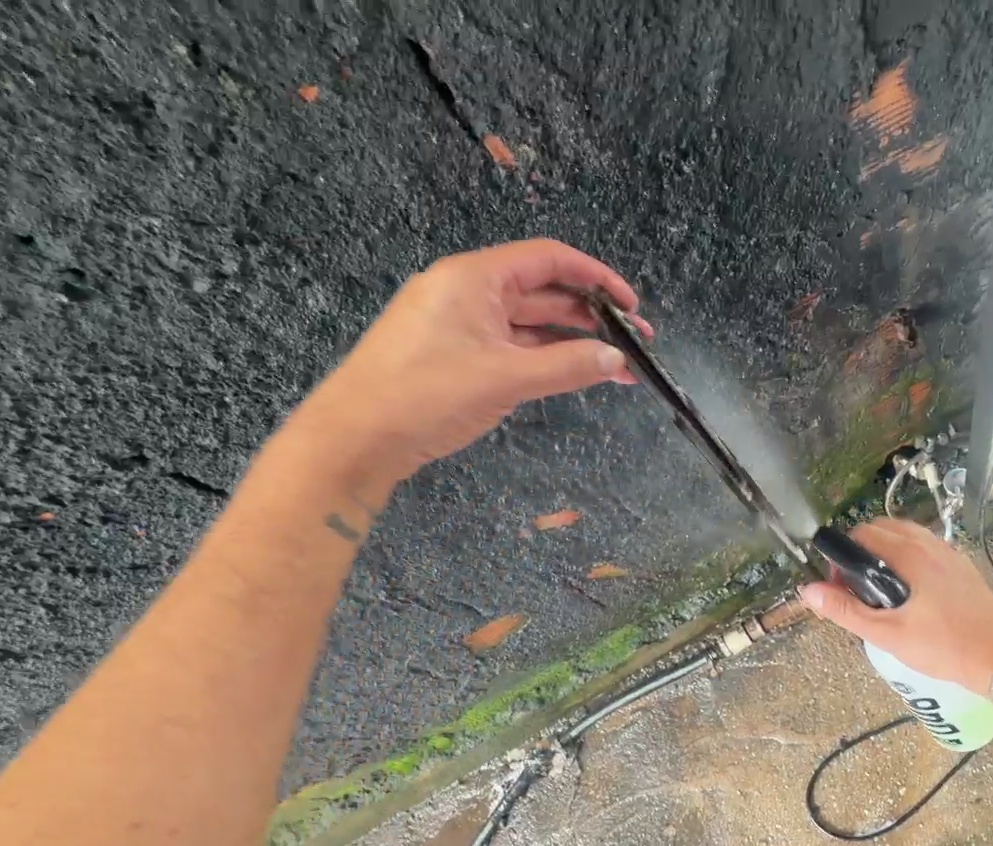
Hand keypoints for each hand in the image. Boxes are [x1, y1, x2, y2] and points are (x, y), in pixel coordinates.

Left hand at [276, 238, 651, 497]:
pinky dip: (549, 359)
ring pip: (533, 324)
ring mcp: (462, 326)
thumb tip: (618, 359)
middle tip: (637, 341)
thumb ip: (568, 366)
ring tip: (619, 365)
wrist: (355, 439)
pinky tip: (578, 374)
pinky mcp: (459, 356)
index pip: (548, 260)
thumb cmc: (425, 395)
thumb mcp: (505, 378)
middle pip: (544, 291)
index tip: (632, 305)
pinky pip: (516, 347)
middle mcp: (468, 293)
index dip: (596, 276)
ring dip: (576, 341)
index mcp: (473, 279)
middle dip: (594, 314)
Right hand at [799, 518, 992, 692]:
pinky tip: (909, 595)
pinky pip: (926, 550)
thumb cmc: (944, 647)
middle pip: (883, 530)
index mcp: (910, 553)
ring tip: (881, 594)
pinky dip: (908, 560)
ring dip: (885, 555)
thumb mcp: (887, 634)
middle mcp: (931, 544)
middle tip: (857, 591)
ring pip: (907, 538)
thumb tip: (808, 591)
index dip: (843, 555)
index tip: (840, 585)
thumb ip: (846, 610)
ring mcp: (950, 553)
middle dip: (862, 552)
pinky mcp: (962, 566)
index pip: (863, 532)